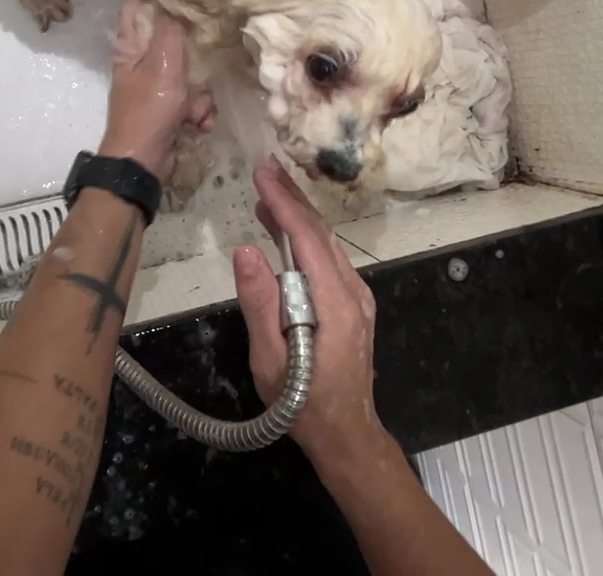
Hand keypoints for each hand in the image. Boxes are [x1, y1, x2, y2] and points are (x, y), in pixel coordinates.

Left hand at [99, 0, 212, 181]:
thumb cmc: (149, 111)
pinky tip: (199, 124)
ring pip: (188, 71)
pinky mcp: (167, 106)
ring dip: (200, 92)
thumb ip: (171, 30)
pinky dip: (199, 111)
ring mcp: (154, 85)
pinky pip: (192, 97)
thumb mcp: (163, 65)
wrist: (142, 164)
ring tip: (196, 109)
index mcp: (130, 46)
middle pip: (171, 37)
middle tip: (204, 57)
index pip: (137, 3)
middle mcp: (140, 61)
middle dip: (193, 54)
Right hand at [232, 157, 390, 470]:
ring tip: (268, 189)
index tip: (262, 172)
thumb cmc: (301, 404)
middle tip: (265, 166)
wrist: (346, 435)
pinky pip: (326, 259)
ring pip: (326, 243)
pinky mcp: (351, 304)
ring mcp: (356, 297)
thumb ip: (260, 304)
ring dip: (297, 214)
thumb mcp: (270, 360)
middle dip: (293, 196)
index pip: (308, 238)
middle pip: (322, 233)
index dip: (284, 202)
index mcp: (336, 302)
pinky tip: (282, 231)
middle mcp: (353, 291)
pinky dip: (304, 237)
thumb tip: (246, 248)